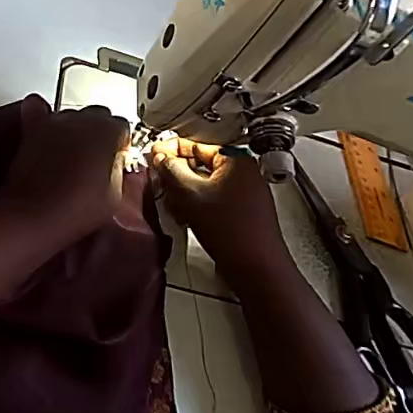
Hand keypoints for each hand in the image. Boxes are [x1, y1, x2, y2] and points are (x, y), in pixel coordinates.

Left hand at [0, 95, 132, 238]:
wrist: (36, 214)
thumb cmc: (75, 208)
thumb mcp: (114, 196)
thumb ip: (120, 170)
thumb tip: (116, 165)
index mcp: (109, 131)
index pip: (122, 127)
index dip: (120, 144)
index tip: (117, 158)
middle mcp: (84, 119)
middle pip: (99, 116)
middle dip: (99, 134)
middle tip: (95, 159)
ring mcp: (57, 121)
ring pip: (71, 114)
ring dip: (74, 129)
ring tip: (70, 155)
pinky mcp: (33, 127)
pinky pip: (37, 108)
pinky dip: (41, 115)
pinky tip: (46, 133)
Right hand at [149, 138, 286, 277]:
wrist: (257, 269)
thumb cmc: (234, 233)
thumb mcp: (189, 194)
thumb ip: (170, 170)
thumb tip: (161, 158)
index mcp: (236, 160)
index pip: (195, 143)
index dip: (170, 149)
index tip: (156, 156)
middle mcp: (244, 173)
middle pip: (200, 163)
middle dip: (177, 174)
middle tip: (162, 181)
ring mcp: (246, 193)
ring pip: (205, 183)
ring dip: (185, 192)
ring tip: (176, 205)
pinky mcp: (243, 211)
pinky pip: (214, 199)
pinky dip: (198, 204)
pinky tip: (187, 217)